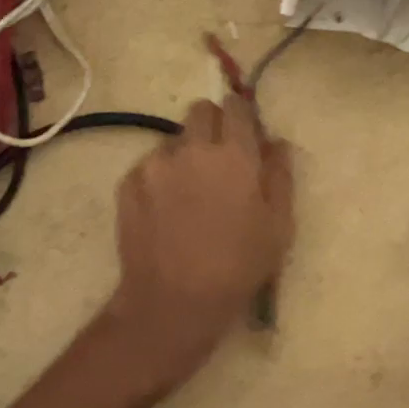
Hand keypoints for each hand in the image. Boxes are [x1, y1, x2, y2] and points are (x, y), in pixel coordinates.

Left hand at [109, 97, 294, 358]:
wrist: (174, 300)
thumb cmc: (238, 267)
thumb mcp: (278, 226)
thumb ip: (280, 176)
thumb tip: (276, 143)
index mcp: (234, 155)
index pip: (237, 107)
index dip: (242, 115)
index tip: (245, 134)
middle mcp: (191, 148)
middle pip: (201, 111)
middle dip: (212, 125)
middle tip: (220, 160)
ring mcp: (154, 164)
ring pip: (173, 140)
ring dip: (185, 154)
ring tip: (190, 194)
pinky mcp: (128, 184)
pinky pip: (149, 166)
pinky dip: (160, 178)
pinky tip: (166, 211)